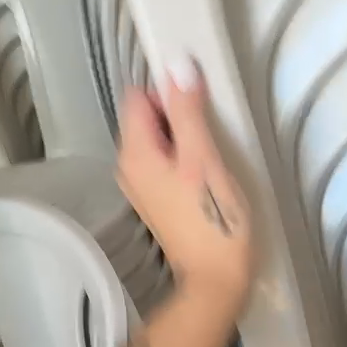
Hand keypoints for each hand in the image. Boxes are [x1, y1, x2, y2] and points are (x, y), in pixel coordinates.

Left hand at [117, 61, 252, 318]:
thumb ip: (189, 113)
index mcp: (134, 153)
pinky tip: (207, 180)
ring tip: (213, 162)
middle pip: (148, 119)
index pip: (138, 97)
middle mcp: (129, 167)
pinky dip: (185, 163)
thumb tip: (177, 65)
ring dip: (186, 142)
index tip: (201, 108)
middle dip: (179, 119)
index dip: (168, 93)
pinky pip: (167, 166)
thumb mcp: (204, 160)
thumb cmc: (214, 221)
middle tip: (212, 139)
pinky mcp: (159, 202)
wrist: (217, 281)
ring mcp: (142, 187)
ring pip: (160, 143)